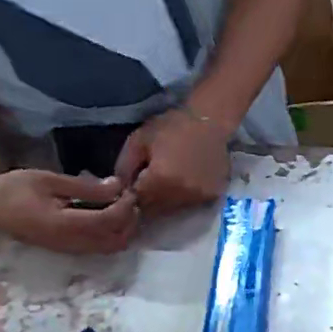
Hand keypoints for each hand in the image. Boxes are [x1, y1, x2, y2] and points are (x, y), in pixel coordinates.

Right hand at [0, 169, 138, 254]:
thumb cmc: (15, 188)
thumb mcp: (49, 180)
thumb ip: (85, 187)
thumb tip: (117, 186)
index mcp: (65, 225)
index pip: (109, 221)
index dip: (125, 207)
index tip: (129, 191)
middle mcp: (71, 243)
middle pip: (117, 240)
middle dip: (130, 221)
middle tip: (130, 200)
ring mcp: (71, 250)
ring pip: (112, 247)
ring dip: (124, 230)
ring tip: (122, 207)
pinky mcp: (69, 251)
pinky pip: (101, 248)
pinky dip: (113, 234)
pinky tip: (110, 216)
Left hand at [115, 107, 231, 214]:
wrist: (210, 121)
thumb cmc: (172, 126)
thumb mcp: (138, 140)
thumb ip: (124, 167)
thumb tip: (120, 188)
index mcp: (160, 181)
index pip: (138, 202)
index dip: (131, 197)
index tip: (130, 188)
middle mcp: (181, 194)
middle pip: (157, 210)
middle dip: (148, 201)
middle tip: (145, 188)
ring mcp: (199, 197)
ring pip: (174, 210)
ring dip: (166, 202)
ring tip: (165, 185)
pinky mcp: (212, 196)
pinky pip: (192, 204)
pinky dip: (184, 198)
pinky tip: (183, 183)